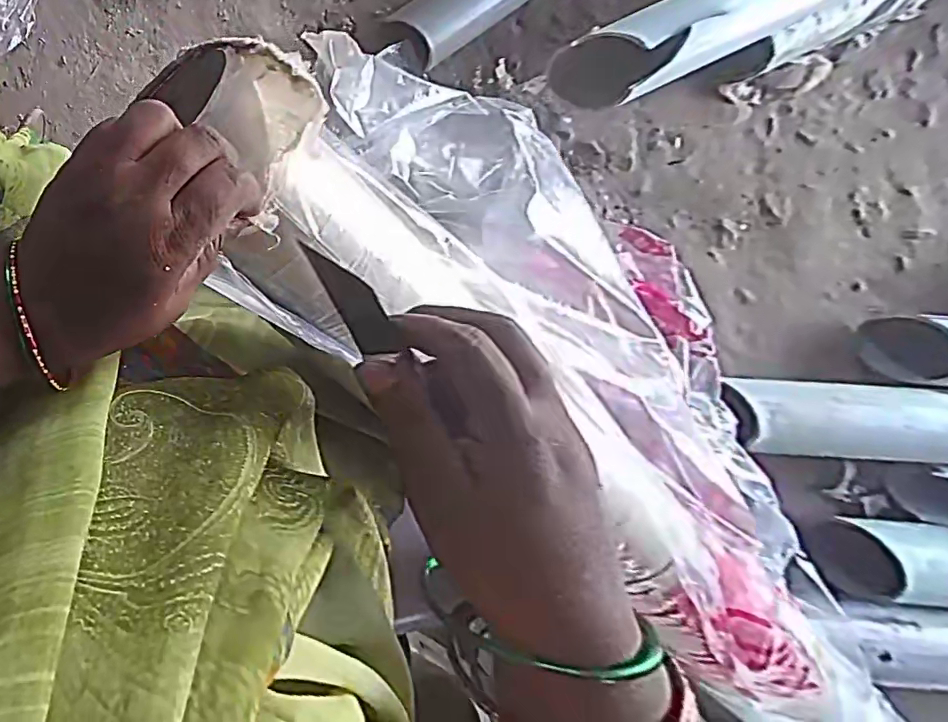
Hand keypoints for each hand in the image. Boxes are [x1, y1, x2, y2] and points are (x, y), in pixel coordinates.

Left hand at [17, 100, 261, 378]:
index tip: (243, 198)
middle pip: (199, 143)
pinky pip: (119, 122)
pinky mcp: (77, 159)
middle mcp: (135, 195)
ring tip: (176, 162)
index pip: (224, 185)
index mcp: (165, 241)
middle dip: (219, 158)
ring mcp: (102, 171)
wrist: (34, 305)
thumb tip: (237, 211)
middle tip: (215, 178)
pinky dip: (140, 135)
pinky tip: (141, 160)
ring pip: (158, 117)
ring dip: (177, 135)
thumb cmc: (108, 313)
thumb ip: (210, 248)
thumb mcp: (173, 299)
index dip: (245, 188)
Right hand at [359, 307, 641, 667]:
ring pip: (519, 355)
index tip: (381, 329)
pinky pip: (525, 383)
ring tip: (424, 376)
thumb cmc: (493, 559)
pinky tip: (457, 408)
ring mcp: (567, 427)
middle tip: (403, 334)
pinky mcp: (569, 444)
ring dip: (468, 345)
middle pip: (506, 334)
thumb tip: (376, 360)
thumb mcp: (436, 489)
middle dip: (449, 319)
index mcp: (518, 425)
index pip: (470, 345)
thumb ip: (409, 417)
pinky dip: (485, 372)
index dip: (421, 325)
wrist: (571, 628)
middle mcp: (551, 414)